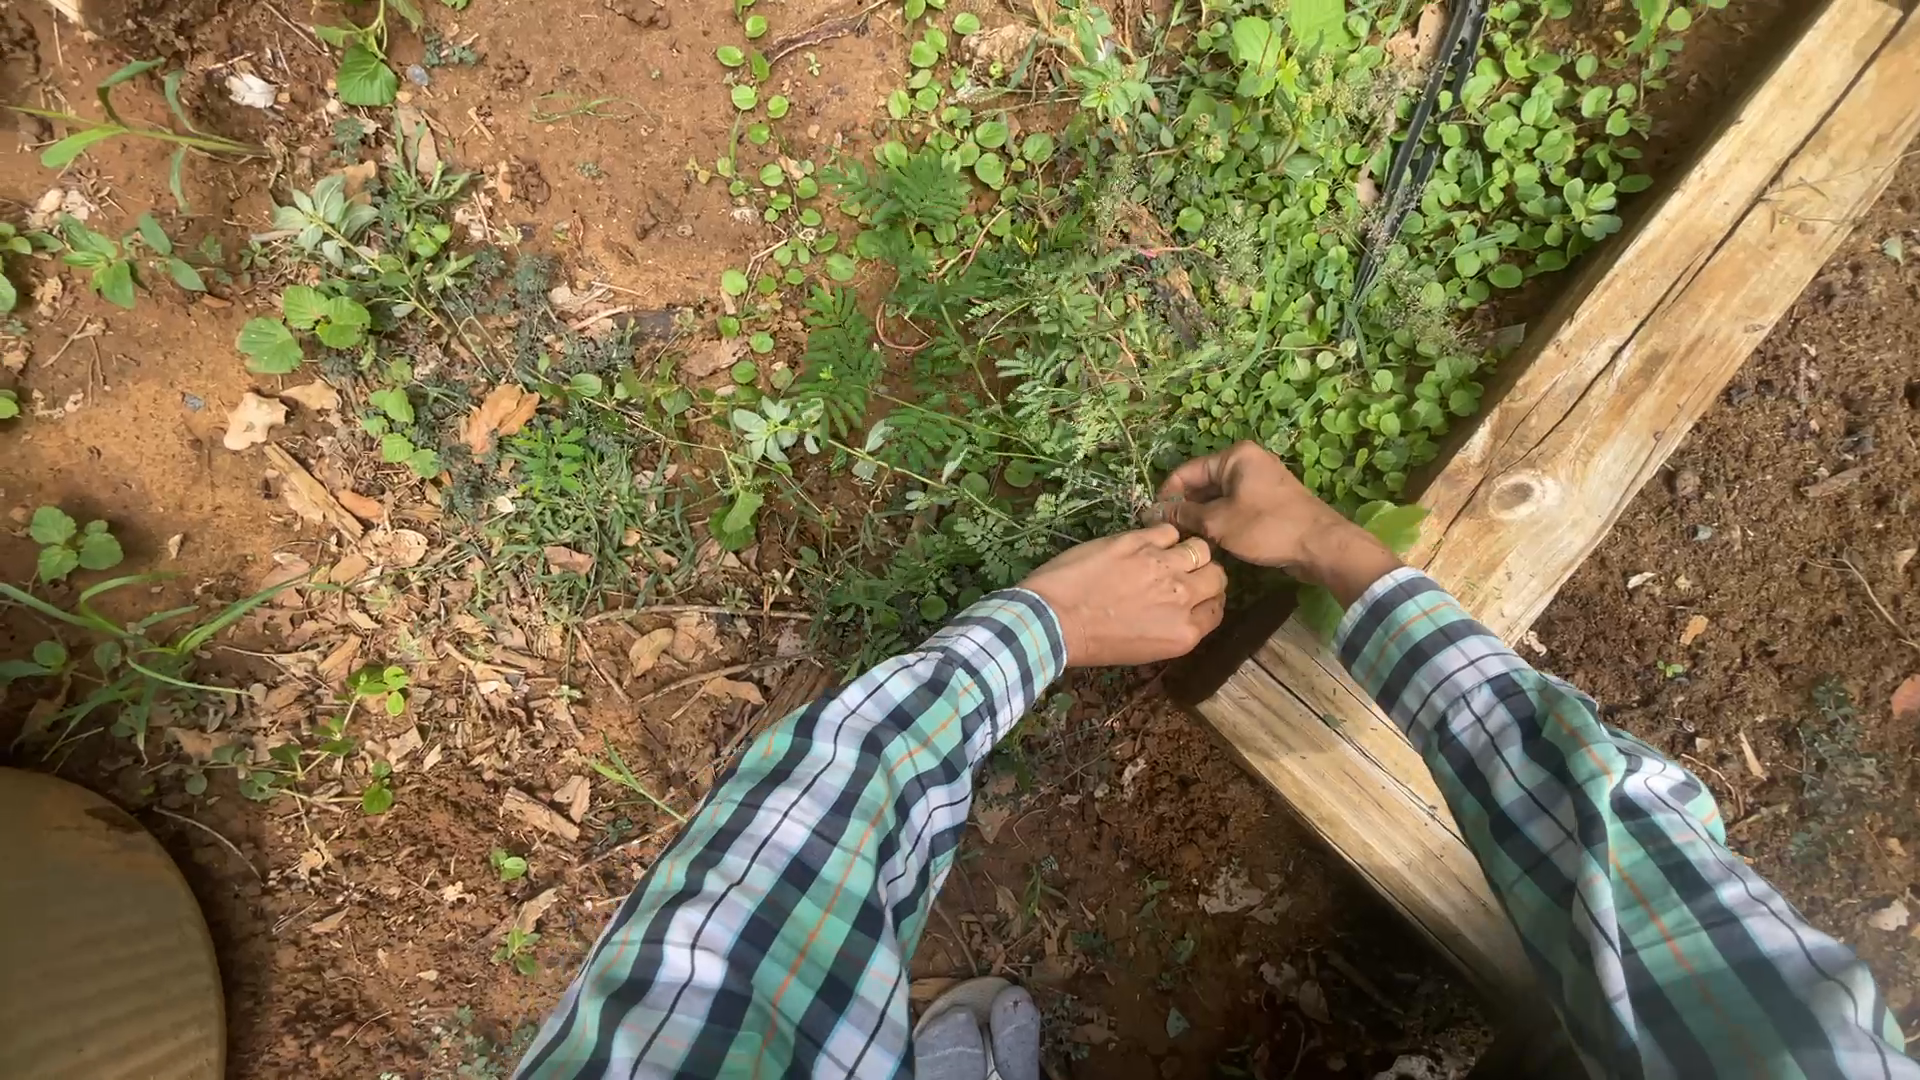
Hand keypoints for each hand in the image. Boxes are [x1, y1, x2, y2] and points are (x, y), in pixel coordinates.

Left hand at [1020, 524, 1226, 666]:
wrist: (1053, 620)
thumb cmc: (1092, 643)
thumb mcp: (1144, 649)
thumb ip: (1173, 626)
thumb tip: (1184, 606)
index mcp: (1185, 632)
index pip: (1217, 607)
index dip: (1207, 598)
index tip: (1193, 594)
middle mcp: (1182, 598)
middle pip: (1216, 575)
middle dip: (1203, 573)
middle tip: (1180, 573)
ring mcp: (1162, 565)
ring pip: (1198, 548)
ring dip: (1185, 552)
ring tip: (1163, 556)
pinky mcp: (1138, 541)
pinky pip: (1167, 531)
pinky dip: (1161, 536)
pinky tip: (1144, 543)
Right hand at [1153, 441, 1400, 605]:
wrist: (1321, 546)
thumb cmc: (1267, 527)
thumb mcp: (1217, 522)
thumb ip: (1183, 514)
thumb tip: (1153, 512)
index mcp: (1234, 457)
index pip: (1185, 472)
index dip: (1166, 495)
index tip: (1153, 519)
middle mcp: (1246, 462)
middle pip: (1201, 483)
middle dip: (1183, 507)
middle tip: (1168, 533)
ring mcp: (1258, 481)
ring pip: (1216, 497)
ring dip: (1200, 517)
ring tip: (1186, 539)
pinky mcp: (1266, 501)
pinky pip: (1232, 506)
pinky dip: (1218, 520)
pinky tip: (1209, 541)